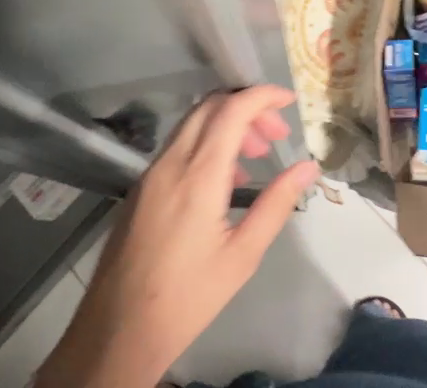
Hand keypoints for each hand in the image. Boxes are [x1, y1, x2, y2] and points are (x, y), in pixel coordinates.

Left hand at [38, 85, 318, 387]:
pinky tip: (223, 181)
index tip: (289, 101)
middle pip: (210, 106)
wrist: (118, 330)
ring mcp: (150, 174)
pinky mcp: (139, 189)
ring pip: (191, 124)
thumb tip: (308, 167)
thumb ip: (276, 204)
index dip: (263, 95)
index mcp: (198, 175)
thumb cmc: (188, 297)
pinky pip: (177, 146)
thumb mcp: (243, 255)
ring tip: (256, 157)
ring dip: (227, 125)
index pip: (232, 110)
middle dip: (248, 107)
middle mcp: (170, 163)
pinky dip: (206, 143)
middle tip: (276, 135)